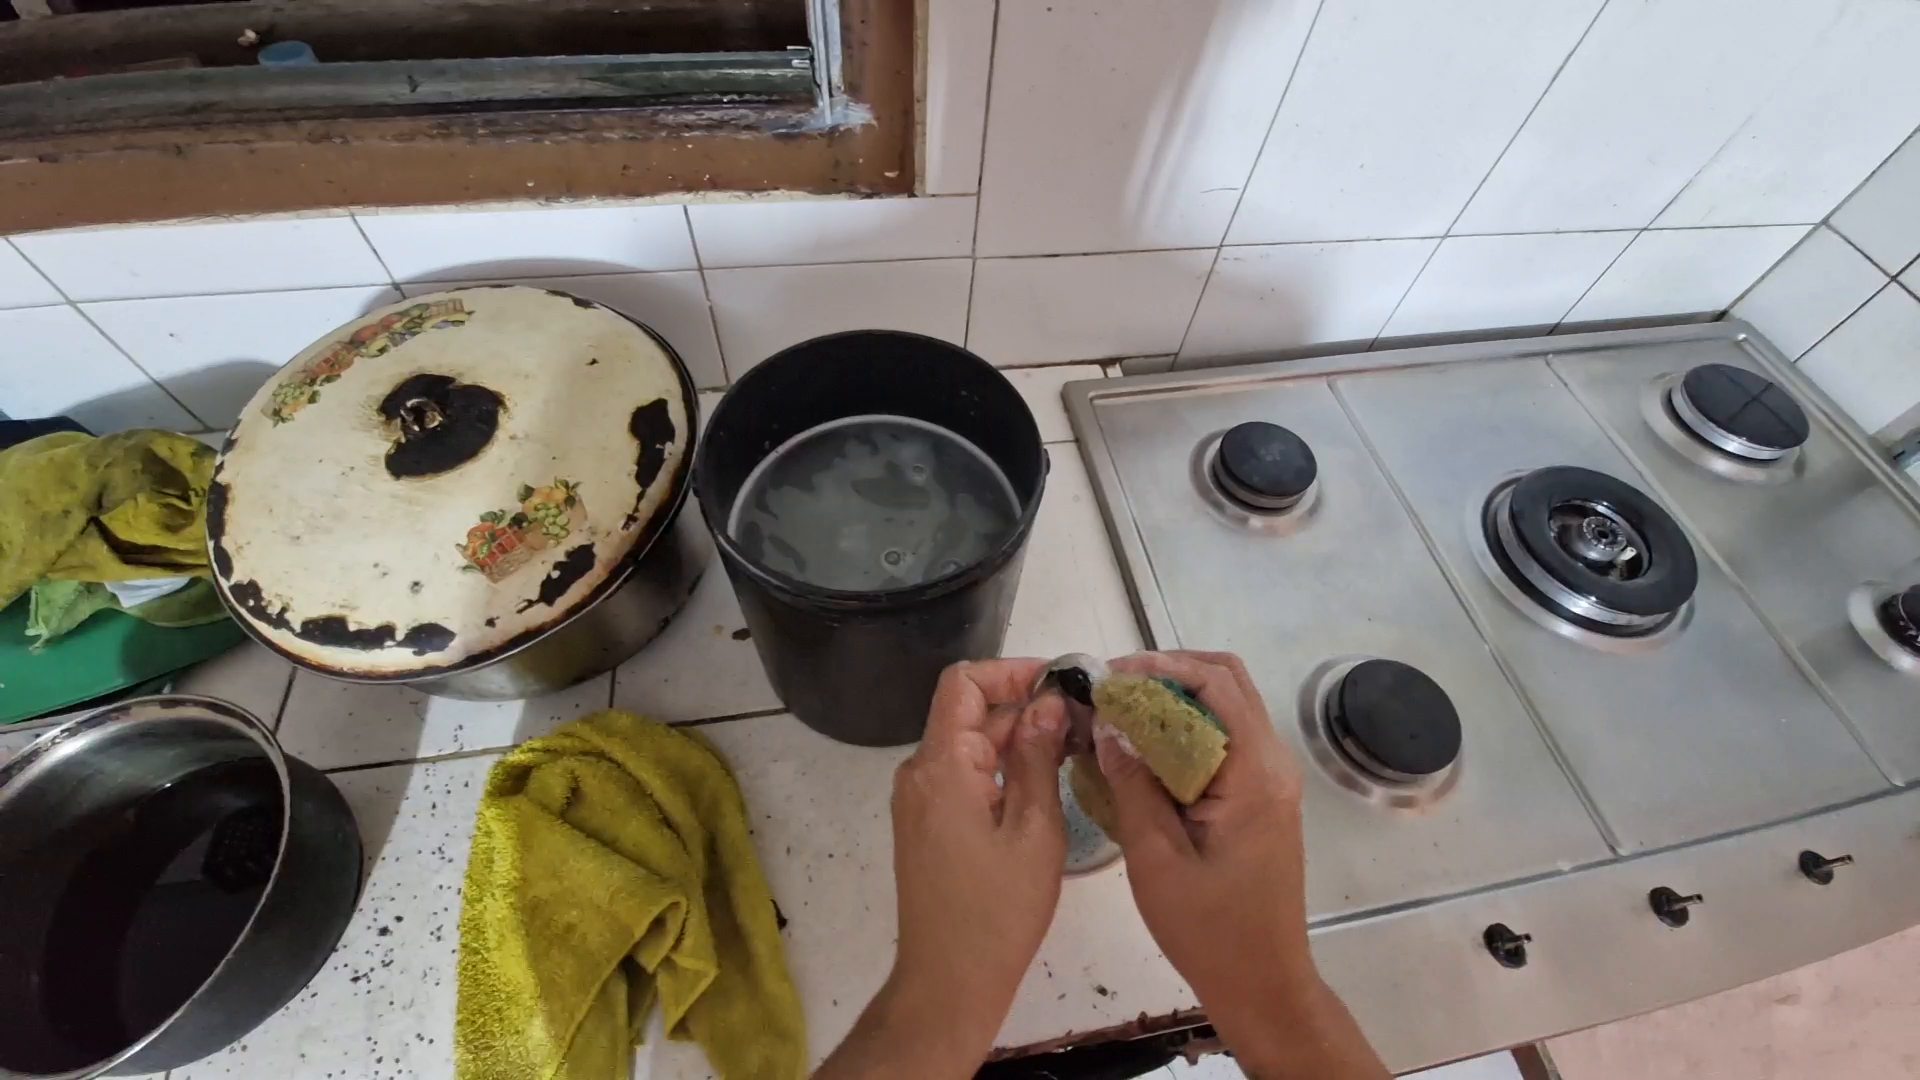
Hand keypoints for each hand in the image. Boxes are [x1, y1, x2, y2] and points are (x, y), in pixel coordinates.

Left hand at [814, 657, 1068, 1079]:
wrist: (947, 984)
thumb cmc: (997, 911)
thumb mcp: (1034, 829)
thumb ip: (1038, 757)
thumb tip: (1049, 702)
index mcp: (940, 764)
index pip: (962, 683)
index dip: (1009, 672)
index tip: (1057, 683)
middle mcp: (921, 771)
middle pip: (970, 713)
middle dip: (1024, 708)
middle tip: (1082, 719)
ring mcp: (920, 797)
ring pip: (970, 743)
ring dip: (1016, 738)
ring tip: (1072, 747)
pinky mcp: (928, 820)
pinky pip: (965, 773)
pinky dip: (1001, 767)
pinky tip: (1043, 780)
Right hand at [1095, 651, 1386, 1079]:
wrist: (1264, 985)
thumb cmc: (1209, 929)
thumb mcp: (1154, 857)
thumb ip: (1131, 783)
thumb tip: (1107, 726)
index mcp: (1254, 774)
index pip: (1217, 685)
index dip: (1162, 667)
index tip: (1111, 676)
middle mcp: (1272, 763)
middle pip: (1228, 680)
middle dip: (1169, 671)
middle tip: (1115, 686)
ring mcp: (1271, 777)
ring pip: (1227, 703)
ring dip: (1176, 694)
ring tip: (1123, 706)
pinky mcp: (1261, 792)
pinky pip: (1224, 734)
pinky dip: (1185, 722)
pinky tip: (1145, 740)